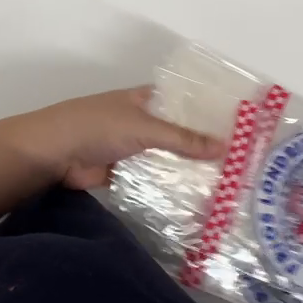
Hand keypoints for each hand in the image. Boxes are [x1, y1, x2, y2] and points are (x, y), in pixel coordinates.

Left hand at [2, 87, 225, 189]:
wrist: (55, 153)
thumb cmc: (96, 126)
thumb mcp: (143, 127)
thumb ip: (182, 138)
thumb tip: (226, 147)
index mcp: (142, 99)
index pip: (182, 102)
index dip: (208, 112)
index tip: (243, 127)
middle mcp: (141, 121)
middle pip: (179, 134)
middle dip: (205, 147)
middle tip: (248, 165)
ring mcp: (133, 148)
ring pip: (169, 159)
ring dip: (191, 171)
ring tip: (234, 188)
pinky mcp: (126, 172)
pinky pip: (155, 180)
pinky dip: (173, 189)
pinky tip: (203, 203)